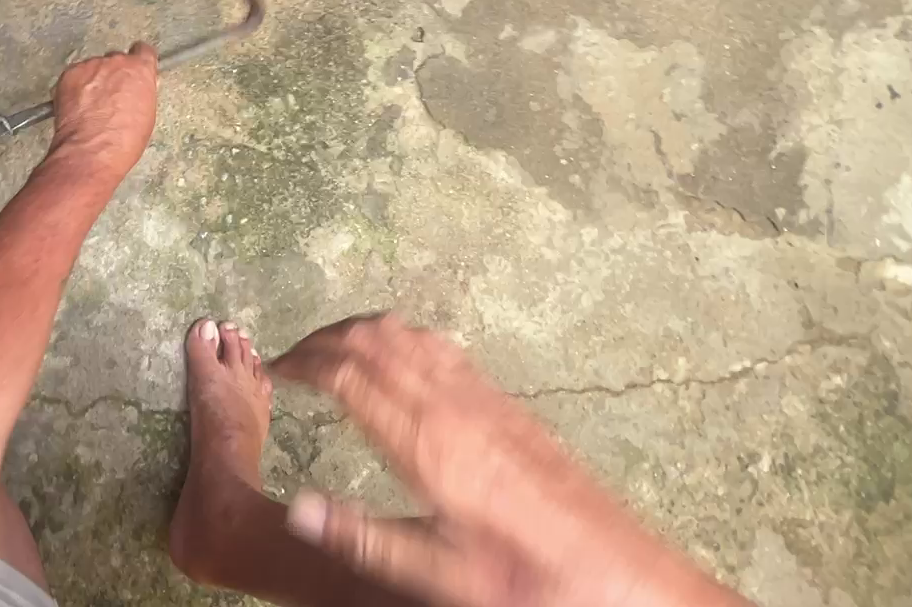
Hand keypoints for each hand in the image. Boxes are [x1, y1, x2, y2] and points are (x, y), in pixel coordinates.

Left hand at [46, 43, 157, 180]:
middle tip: (108, 97)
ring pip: (92, 68)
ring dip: (92, 81)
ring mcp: (90, 66)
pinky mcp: (69, 74)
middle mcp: (115, 62)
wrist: (92, 149)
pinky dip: (74, 87)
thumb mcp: (146, 114)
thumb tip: (135, 90)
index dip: (138, 60)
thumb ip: (141, 92)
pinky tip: (77, 106)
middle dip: (112, 74)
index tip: (134, 68)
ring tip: (89, 106)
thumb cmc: (122, 139)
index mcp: (140, 70)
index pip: (143, 51)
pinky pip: (74, 75)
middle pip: (115, 60)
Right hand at [269, 316, 748, 606]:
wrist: (634, 584)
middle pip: (366, 339)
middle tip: (291, 360)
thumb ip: (367, 540)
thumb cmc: (533, 583)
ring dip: (352, 330)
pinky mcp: (499, 398)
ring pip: (398, 331)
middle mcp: (448, 403)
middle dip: (318, 339)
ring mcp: (477, 394)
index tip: (277, 371)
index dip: (302, 363)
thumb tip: (298, 510)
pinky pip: (432, 341)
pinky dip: (392, 334)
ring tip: (326, 350)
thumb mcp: (446, 579)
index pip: (345, 373)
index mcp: (427, 442)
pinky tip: (387, 353)